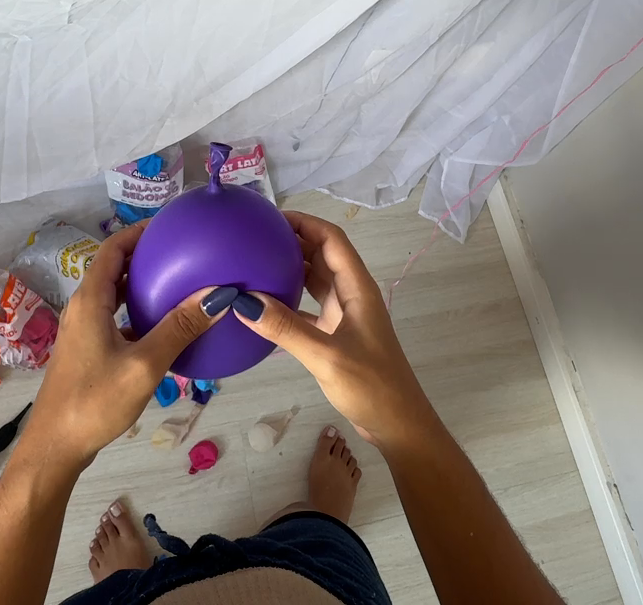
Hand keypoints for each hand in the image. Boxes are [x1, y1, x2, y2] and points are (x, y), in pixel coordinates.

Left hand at [21, 222, 229, 468]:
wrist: (53, 451)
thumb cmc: (94, 403)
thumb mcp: (144, 365)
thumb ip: (179, 328)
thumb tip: (218, 294)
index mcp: (90, 301)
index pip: (113, 249)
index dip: (138, 231)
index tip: (169, 224)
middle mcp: (83, 309)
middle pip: (113, 268)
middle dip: (144, 254)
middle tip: (180, 250)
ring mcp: (83, 332)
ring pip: (113, 294)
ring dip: (140, 283)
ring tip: (177, 280)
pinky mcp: (87, 352)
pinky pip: (115, 318)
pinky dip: (137, 311)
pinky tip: (163, 326)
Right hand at [232, 211, 438, 447]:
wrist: (398, 425)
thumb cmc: (371, 385)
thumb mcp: (326, 355)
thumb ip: (286, 328)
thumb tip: (244, 301)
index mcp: (357, 288)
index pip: (331, 239)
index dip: (305, 222)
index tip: (272, 217)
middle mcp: (351, 294)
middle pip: (321, 254)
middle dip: (293, 241)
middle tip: (254, 237)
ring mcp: (344, 315)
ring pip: (315, 280)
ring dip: (290, 269)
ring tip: (255, 262)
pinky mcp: (336, 335)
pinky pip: (308, 307)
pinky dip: (288, 301)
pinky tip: (264, 306)